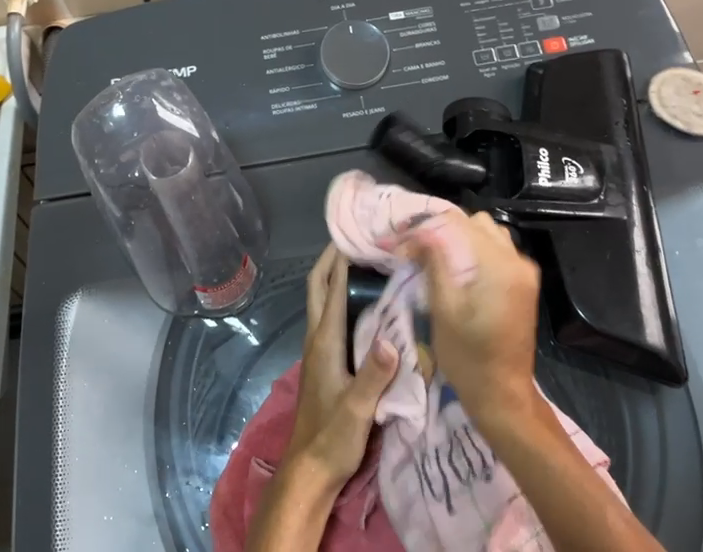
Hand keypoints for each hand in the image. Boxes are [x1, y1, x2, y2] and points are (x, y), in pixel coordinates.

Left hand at [285, 246, 399, 486]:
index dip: (344, 259)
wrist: (310, 469)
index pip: (333, 289)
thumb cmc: (333, 438)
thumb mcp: (358, 410)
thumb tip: (392, 340)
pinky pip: (334, 315)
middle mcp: (318, 337)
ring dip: (338, 274)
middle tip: (360, 235)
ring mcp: (320, 348)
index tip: (362, 232)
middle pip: (319, 285)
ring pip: (324, 298)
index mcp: (325, 341)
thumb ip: (374, 376)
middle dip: (333, 257)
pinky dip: (345, 297)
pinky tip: (370, 301)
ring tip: (368, 258)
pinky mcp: (327, 359)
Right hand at [405, 211, 543, 424]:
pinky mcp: (522, 283)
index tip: (399, 243)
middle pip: (472, 223)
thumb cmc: (468, 357)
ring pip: (484, 233)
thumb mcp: (443, 308)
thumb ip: (434, 262)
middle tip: (412, 249)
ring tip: (431, 256)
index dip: (423, 227)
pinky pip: (495, 250)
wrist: (502, 395)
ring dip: (456, 238)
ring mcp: (523, 271)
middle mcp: (517, 260)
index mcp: (499, 265)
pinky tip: (454, 268)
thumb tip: (418, 231)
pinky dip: (472, 250)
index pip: (456, 223)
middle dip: (439, 229)